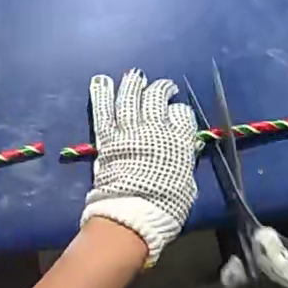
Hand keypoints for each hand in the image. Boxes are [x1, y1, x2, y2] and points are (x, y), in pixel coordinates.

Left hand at [78, 69, 199, 262]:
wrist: (132, 212)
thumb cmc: (165, 205)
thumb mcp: (186, 181)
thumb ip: (182, 158)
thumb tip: (183, 146)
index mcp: (179, 141)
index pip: (182, 116)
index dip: (179, 112)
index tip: (177, 112)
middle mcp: (154, 130)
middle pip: (156, 100)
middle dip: (159, 89)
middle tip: (161, 86)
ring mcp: (128, 132)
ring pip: (130, 99)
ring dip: (132, 85)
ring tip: (134, 75)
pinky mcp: (107, 139)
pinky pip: (104, 111)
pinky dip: (102, 94)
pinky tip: (101, 80)